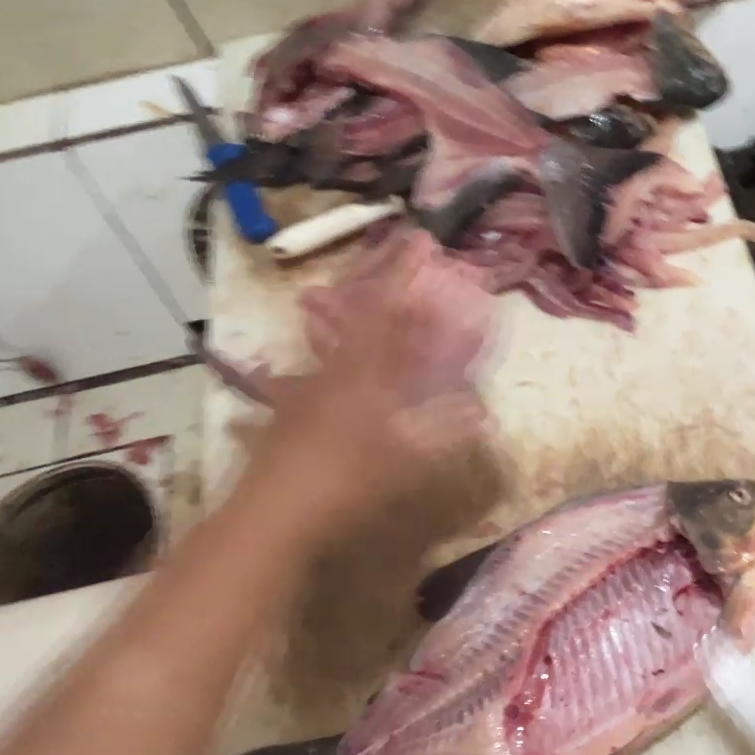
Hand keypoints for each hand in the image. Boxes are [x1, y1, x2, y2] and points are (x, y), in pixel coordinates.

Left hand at [242, 226, 496, 536]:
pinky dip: (301, 367)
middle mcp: (334, 371)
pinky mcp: (284, 417)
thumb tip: (480, 411)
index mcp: (369, 374)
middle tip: (383, 250)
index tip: (417, 238)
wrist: (275, 517)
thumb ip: (447, 430)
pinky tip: (286, 372)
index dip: (404, 273)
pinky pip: (298, 379)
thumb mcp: (412, 458)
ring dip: (334, 315)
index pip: (391, 312)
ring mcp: (304, 393)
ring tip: (328, 294)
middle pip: (354, 314)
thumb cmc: (351, 481)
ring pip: (324, 343)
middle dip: (373, 279)